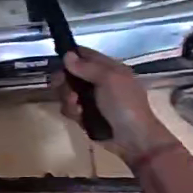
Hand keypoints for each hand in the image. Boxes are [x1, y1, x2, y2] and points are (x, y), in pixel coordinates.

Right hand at [54, 47, 177, 163]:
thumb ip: (87, 67)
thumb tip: (67, 55)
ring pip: (66, 91)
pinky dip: (71, 111)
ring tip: (76, 106)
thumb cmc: (125, 105)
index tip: (59, 63)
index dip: (70, 56)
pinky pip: (68, 107)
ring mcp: (90, 98)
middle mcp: (97, 81)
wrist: (132, 138)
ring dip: (67, 99)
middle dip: (64, 81)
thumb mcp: (110, 80)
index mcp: (108, 68)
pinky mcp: (84, 114)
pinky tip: (79, 116)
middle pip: (69, 73)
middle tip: (64, 87)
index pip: (84, 54)